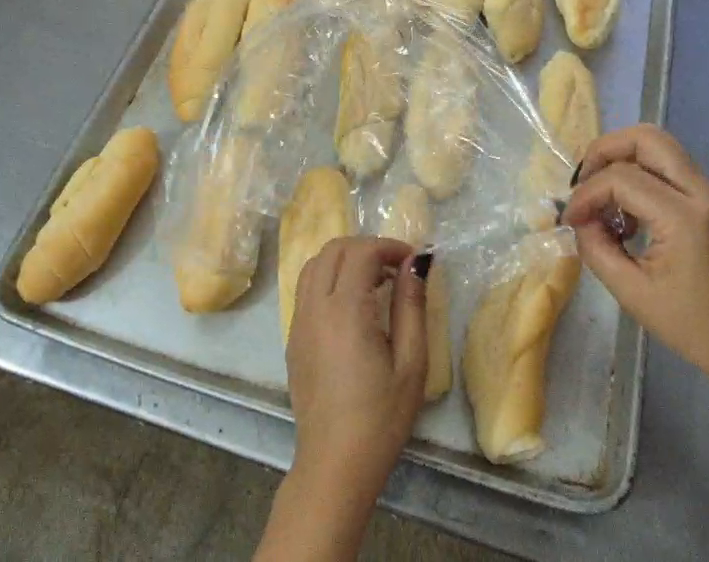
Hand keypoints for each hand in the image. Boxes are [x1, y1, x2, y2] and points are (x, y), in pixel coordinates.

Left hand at [284, 236, 429, 493]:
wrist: (335, 461)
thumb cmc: (381, 416)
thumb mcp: (411, 362)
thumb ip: (412, 305)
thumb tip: (416, 263)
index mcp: (345, 310)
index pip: (361, 252)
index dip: (389, 246)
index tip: (414, 261)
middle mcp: (314, 308)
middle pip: (333, 249)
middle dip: (366, 247)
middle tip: (396, 268)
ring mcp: (298, 322)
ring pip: (314, 265)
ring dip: (345, 260)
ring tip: (376, 284)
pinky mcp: (293, 339)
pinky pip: (306, 290)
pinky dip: (329, 279)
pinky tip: (354, 307)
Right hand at [566, 125, 708, 406]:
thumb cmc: (693, 327)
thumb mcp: (631, 293)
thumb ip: (596, 248)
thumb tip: (580, 220)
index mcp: (683, 218)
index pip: (621, 178)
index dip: (586, 194)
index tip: (570, 222)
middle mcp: (700, 193)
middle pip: (645, 138)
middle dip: (604, 151)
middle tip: (583, 185)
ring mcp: (708, 193)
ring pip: (658, 145)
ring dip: (621, 160)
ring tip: (601, 198)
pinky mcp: (708, 201)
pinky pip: (667, 166)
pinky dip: (638, 173)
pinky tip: (625, 212)